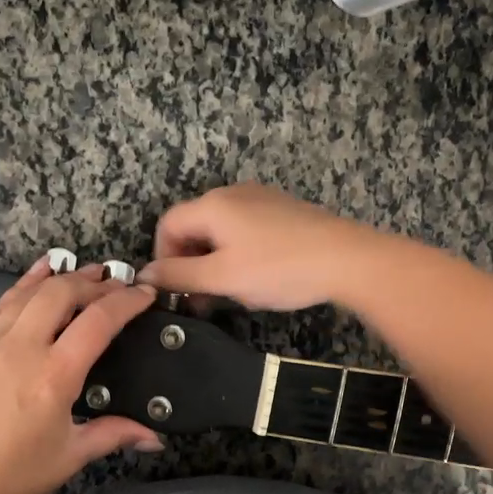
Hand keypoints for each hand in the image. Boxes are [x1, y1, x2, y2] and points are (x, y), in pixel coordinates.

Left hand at [0, 258, 161, 493]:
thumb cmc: (10, 477)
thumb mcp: (68, 457)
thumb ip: (112, 435)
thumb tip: (155, 437)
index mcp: (53, 376)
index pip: (98, 321)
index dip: (127, 302)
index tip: (146, 294)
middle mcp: (21, 349)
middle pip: (62, 293)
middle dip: (93, 282)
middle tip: (116, 284)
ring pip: (28, 292)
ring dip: (59, 277)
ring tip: (84, 271)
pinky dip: (22, 286)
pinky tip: (35, 277)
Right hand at [137, 183, 380, 309]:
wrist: (347, 260)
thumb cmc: (279, 268)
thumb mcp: (222, 278)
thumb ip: (179, 276)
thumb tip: (145, 275)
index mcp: (213, 205)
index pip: (167, 224)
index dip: (163, 258)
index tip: (175, 290)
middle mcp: (234, 194)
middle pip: (194, 225)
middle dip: (189, 263)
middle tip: (199, 299)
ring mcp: (262, 200)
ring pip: (221, 230)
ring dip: (214, 262)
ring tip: (227, 294)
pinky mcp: (284, 212)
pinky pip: (246, 231)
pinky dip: (238, 254)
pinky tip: (256, 279)